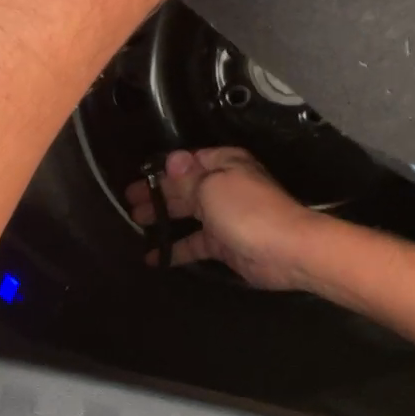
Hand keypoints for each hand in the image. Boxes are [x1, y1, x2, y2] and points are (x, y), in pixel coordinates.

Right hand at [125, 148, 321, 290]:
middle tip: (128, 203)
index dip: (161, 170)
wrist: (286, 250)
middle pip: (183, 188)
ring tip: (135, 223)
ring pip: (186, 215)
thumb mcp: (211, 186)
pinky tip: (154, 257)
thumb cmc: (247, 210)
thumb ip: (186, 177)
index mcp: (223, 164)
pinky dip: (175, 249)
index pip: (186, 162)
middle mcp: (222, 186)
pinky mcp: (224, 244)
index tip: (136, 178)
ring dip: (162, 218)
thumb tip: (170, 158)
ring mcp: (223, 216)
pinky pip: (194, 244)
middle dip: (156, 194)